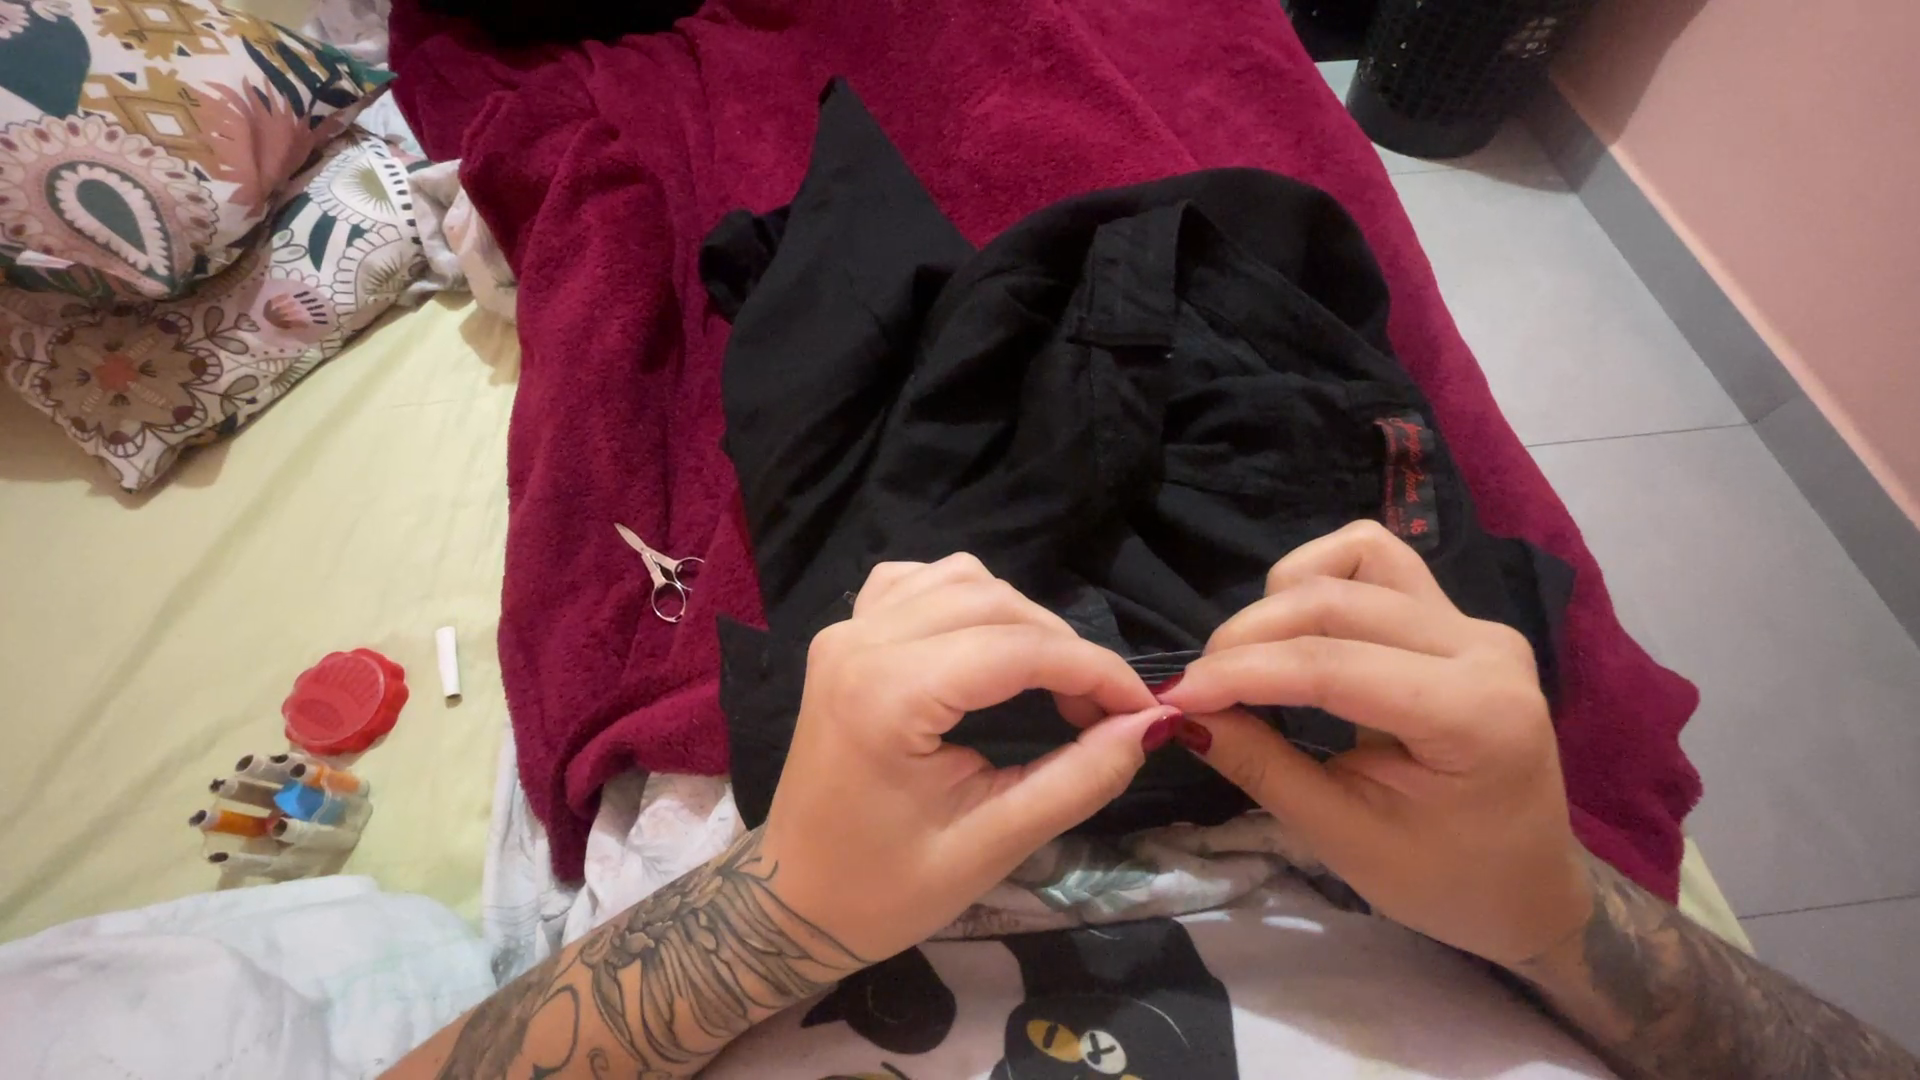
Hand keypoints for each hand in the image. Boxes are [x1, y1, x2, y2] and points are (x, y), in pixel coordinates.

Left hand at [758, 554, 1175, 965]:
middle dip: (1064, 647)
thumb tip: (1149, 724)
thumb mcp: (991, 846)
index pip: (1016, 650)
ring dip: (1020, 617)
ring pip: (960, 579)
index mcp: (888, 695)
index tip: (1144, 707)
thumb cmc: (884, 888)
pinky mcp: (843, 634)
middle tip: (1101, 709)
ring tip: (1051, 677)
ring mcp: (846, 629)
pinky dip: (966, 597)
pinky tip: (982, 638)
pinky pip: (917, 582)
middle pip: (994, 602)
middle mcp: (861, 641)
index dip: (1094, 671)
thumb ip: (1078, 779)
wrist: (793, 897)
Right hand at [1157, 521, 1591, 967]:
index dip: (1240, 672)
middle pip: (1333, 600)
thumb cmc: (1446, 880)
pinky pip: (1372, 560)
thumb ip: (1260, 766)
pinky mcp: (1453, 615)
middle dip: (1246, 637)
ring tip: (1253, 656)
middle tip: (1201, 687)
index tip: (1177, 695)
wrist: (1528, 887)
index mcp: (1475, 717)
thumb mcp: (1343, 838)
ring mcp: (1472, 622)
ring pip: (1353, 558)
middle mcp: (1481, 647)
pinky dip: (1316, 577)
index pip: (1330, 666)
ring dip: (1281, 598)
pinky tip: (1296, 626)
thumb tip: (1181, 715)